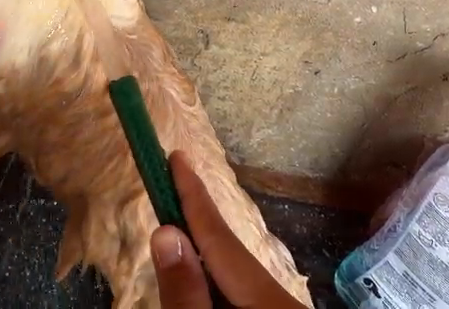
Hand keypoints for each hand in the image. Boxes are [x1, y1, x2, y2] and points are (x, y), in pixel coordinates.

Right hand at [151, 152, 308, 308]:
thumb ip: (186, 292)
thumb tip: (164, 232)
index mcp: (270, 300)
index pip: (222, 238)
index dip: (194, 196)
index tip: (176, 154)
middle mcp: (284, 299)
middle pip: (233, 255)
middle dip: (200, 220)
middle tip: (169, 180)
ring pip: (241, 275)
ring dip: (208, 254)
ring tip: (177, 224)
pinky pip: (249, 293)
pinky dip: (221, 280)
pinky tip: (203, 279)